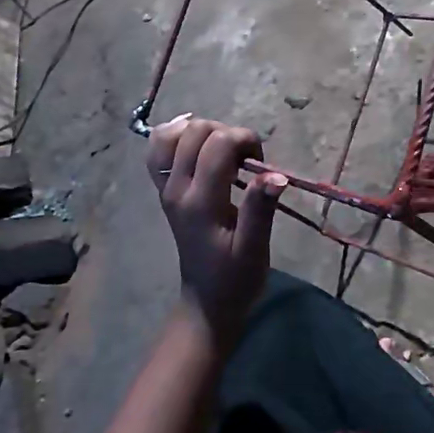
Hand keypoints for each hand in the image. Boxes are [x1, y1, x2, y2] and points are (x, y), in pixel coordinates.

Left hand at [146, 116, 285, 343]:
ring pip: (169, 134)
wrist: (206, 300)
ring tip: (222, 151)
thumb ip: (261, 209)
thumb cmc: (235, 278)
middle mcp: (176, 188)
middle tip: (244, 158)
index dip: (244, 139)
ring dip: (200, 131)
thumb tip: (276, 174)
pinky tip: (196, 142)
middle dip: (225, 132)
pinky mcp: (163, 188)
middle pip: (194, 131)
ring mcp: (164, 187)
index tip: (259, 160)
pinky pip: (157, 148)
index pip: (217, 145)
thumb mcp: (254, 250)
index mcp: (200, 202)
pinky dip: (176, 136)